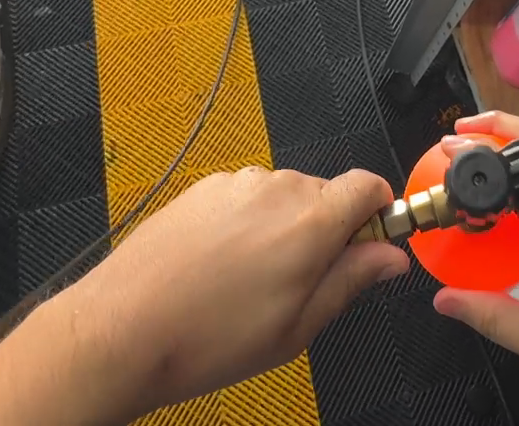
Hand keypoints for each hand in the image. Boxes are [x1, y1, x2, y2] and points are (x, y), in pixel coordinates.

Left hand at [0, 167, 407, 424]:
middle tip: (301, 282)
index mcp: (312, 220)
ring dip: (284, 224)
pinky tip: (220, 261)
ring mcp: (239, 181)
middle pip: (326, 192)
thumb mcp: (298, 326)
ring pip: (284, 194)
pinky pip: (246, 193)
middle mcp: (279, 186)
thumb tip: (393, 255)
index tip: (370, 241)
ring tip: (251, 278)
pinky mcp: (206, 185)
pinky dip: (248, 219)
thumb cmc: (215, 338)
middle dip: (327, 228)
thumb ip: (352, 279)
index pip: (368, 185)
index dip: (377, 210)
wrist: (125, 326)